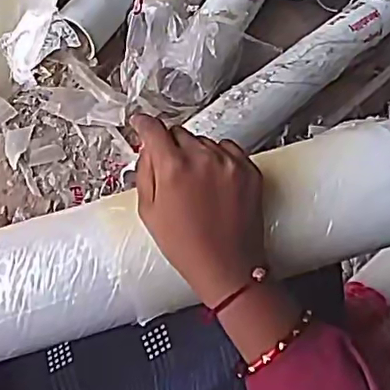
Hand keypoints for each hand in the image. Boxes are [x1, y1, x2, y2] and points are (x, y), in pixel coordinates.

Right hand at [130, 114, 267, 306]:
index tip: (140, 123)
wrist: (228, 267)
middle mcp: (202, 158)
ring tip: (196, 185)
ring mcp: (229, 162)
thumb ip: (145, 174)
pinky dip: (219, 158)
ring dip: (196, 154)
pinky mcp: (249, 170)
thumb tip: (147, 150)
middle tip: (172, 172)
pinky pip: (228, 149)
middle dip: (171, 147)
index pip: (154, 129)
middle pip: (179, 133)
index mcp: (173, 168)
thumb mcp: (149, 212)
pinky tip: (214, 182)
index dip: (143, 124)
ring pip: (204, 141)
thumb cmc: (186, 246)